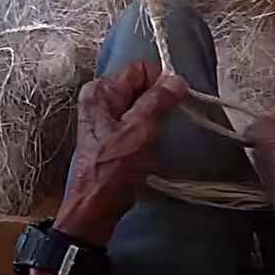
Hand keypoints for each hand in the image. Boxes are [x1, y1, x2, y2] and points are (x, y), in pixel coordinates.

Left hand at [56, 62, 187, 244]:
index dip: (161, 81)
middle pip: (140, 84)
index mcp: (101, 91)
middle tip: (170, 120)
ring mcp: (103, 115)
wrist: (97, 205)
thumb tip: (177, 79)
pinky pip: (135, 118)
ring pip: (140, 102)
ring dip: (155, 114)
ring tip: (160, 133)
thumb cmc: (116, 168)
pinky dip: (148, 125)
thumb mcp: (140, 131)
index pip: (139, 69)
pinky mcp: (110, 132)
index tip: (176, 100)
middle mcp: (99, 97)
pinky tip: (151, 141)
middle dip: (159, 98)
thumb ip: (158, 101)